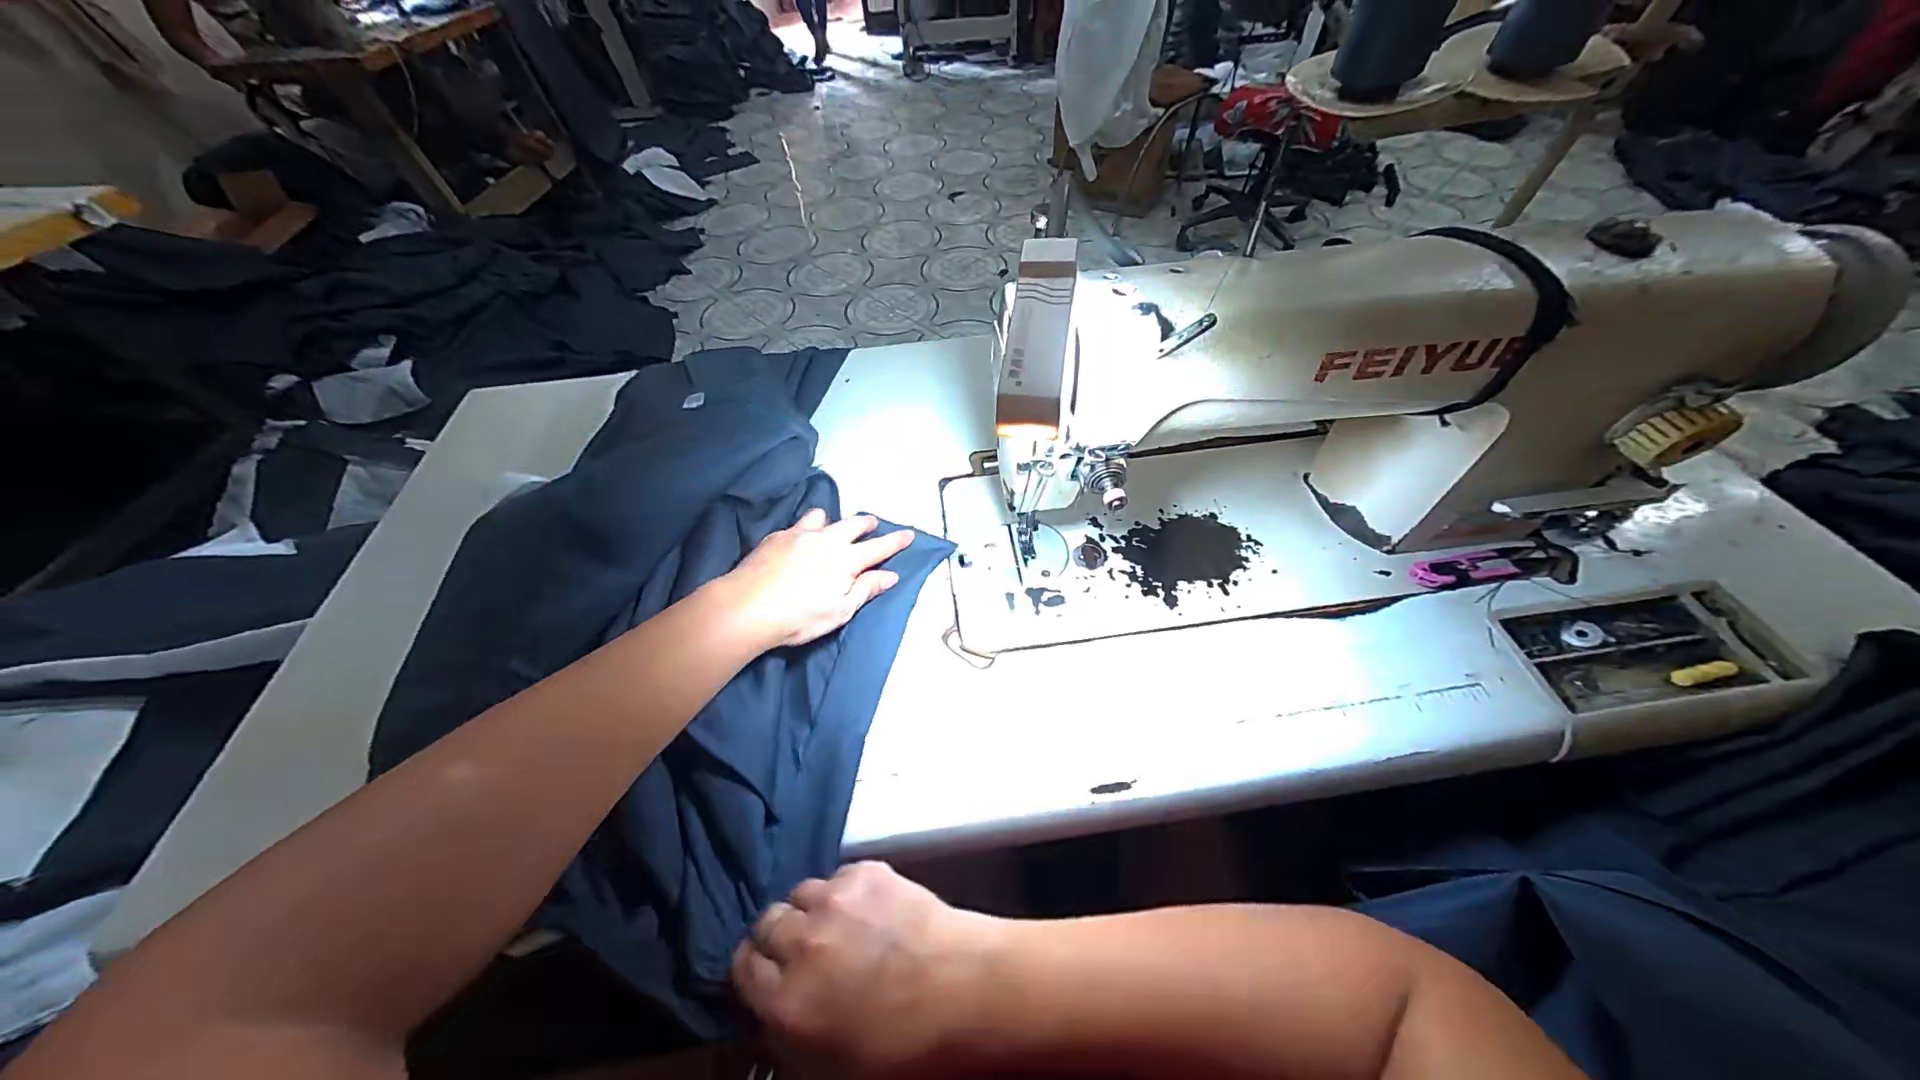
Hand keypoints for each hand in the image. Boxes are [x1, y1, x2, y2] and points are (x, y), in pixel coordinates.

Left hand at [715, 509, 914, 649]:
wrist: (746, 607)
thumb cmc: (798, 617)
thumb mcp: (840, 610)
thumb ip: (866, 589)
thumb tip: (890, 575)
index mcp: (846, 560)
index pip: (879, 547)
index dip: (896, 541)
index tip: (909, 534)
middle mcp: (826, 540)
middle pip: (852, 524)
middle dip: (866, 523)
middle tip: (872, 522)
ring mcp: (799, 534)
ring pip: (821, 517)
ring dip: (832, 520)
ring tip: (831, 525)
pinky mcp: (776, 537)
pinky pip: (797, 525)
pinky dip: (805, 528)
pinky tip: (799, 539)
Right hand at [732, 862, 1006, 1077]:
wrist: (968, 989)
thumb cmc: (908, 1045)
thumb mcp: (834, 1065)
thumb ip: (791, 1030)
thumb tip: (777, 1009)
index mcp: (785, 1002)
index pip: (743, 967)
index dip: (753, 968)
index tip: (764, 969)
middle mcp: (801, 944)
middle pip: (767, 923)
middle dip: (779, 936)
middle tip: (803, 948)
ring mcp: (834, 901)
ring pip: (801, 893)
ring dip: (811, 909)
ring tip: (836, 924)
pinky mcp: (866, 872)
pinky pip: (838, 875)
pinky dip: (846, 890)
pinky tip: (868, 908)